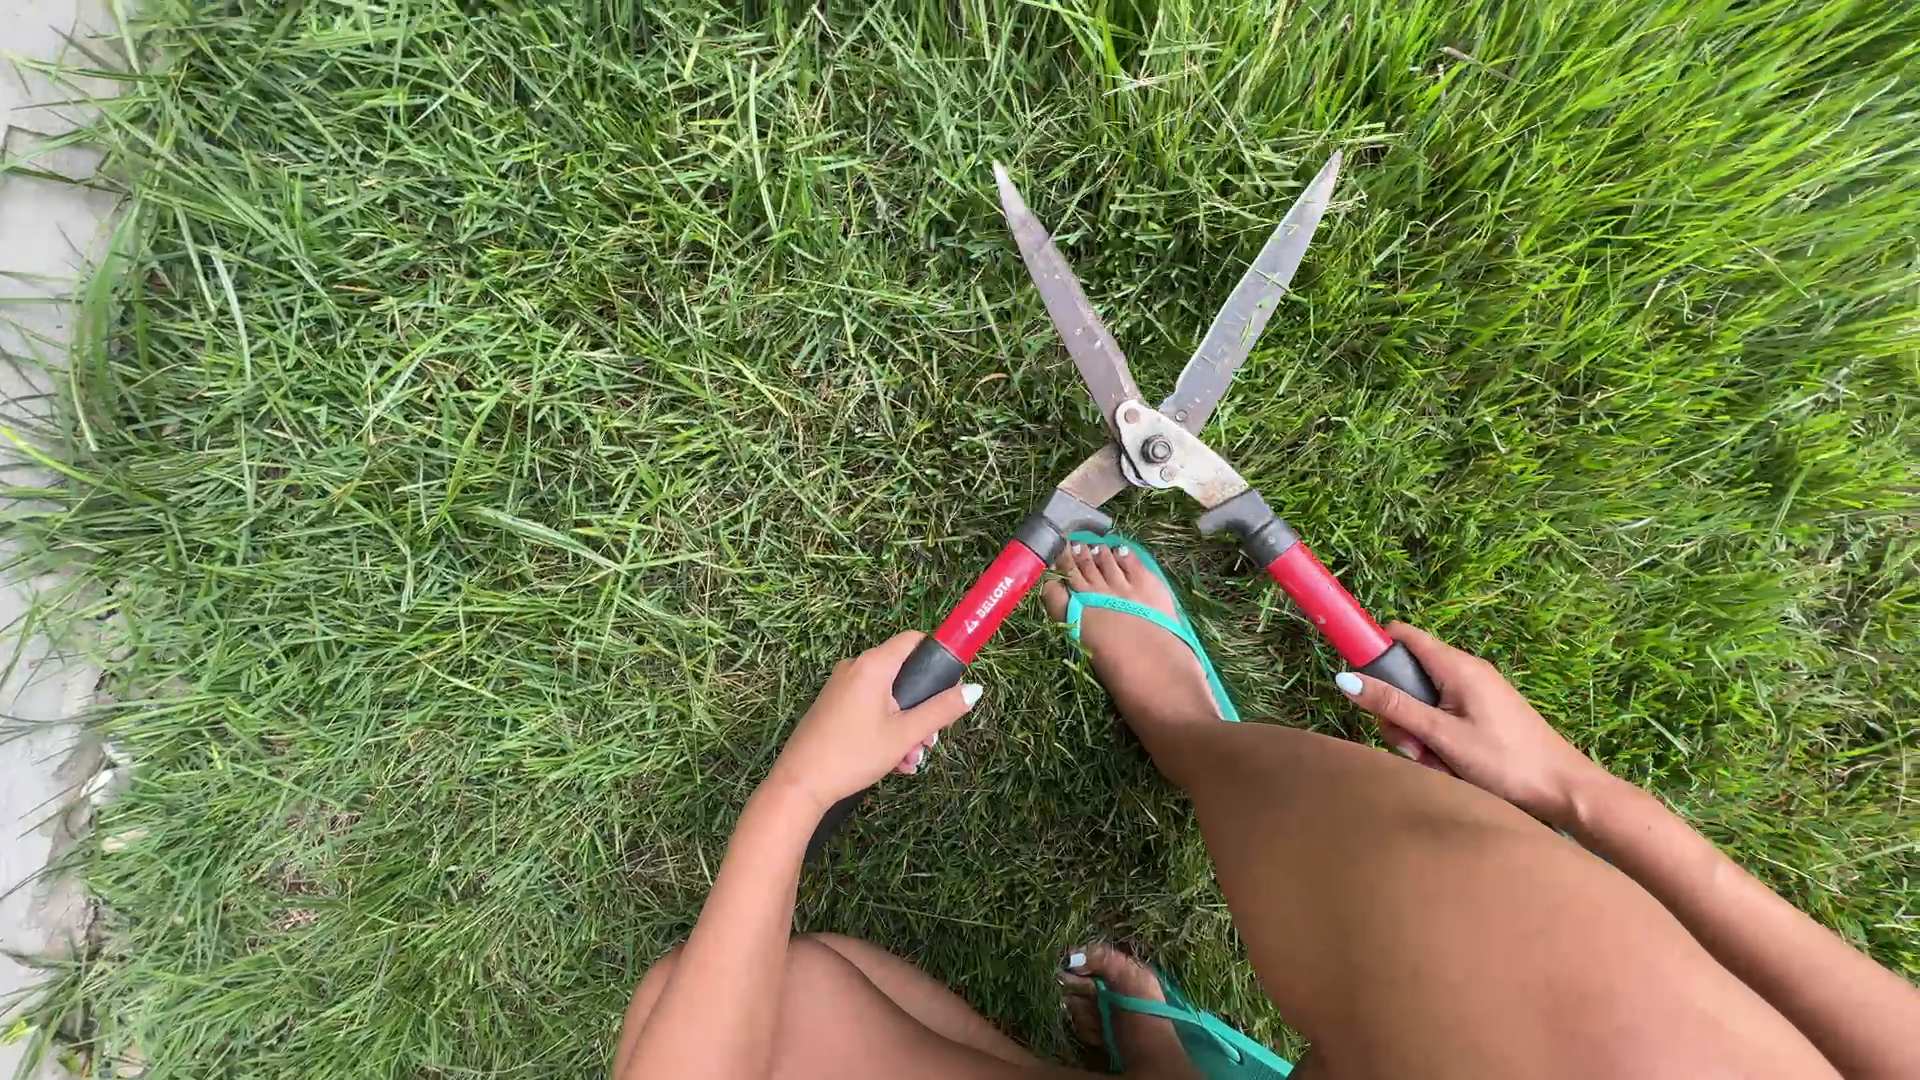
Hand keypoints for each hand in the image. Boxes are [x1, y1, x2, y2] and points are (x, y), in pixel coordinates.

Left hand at [767, 631, 981, 814]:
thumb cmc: (853, 755)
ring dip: (906, 726)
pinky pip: (870, 707)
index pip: (914, 640)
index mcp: (874, 665)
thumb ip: (941, 710)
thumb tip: (974, 690)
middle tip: (928, 742)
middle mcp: (856, 667)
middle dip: (922, 709)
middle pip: (903, 675)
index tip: (949, 686)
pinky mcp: (833, 705)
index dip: (936, 658)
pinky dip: (886, 729)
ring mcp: (841, 686)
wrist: (799, 784)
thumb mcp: (905, 734)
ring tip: (909, 761)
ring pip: (888, 697)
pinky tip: (893, 762)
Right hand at [1336, 622, 1603, 824]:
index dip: (1373, 647)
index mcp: (1456, 666)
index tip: (1357, 676)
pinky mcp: (1480, 713)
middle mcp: (1464, 672)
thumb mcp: (1441, 735)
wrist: (1568, 792)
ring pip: (1419, 700)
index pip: (1401, 635)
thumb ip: (1392, 706)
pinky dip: (1434, 737)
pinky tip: (1447, 763)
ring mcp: (1474, 693)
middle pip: (1405, 675)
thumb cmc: (1506, 761)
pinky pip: (1439, 715)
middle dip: (1395, 709)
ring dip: (1414, 730)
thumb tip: (1344, 678)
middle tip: (1409, 743)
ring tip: (1433, 759)